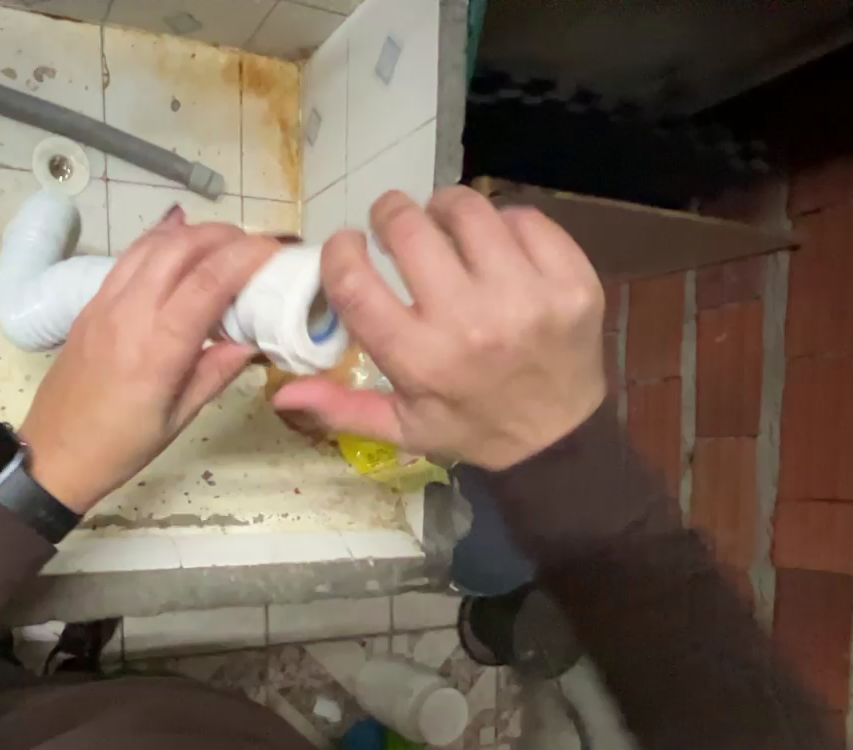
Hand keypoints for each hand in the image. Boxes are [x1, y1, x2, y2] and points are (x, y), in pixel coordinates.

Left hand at [21, 211, 279, 513]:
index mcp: (157, 349)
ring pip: (150, 244)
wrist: (54, 453)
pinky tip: (181, 253)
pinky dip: (161, 244)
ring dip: (191, 235)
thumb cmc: (121, 446)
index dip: (245, 258)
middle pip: (179, 248)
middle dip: (221, 236)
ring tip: (222, 245)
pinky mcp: (90, 304)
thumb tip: (251, 341)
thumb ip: (215, 373)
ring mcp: (104, 304)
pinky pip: (129, 259)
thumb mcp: (178, 419)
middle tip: (252, 246)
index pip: (207, 283)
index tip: (274, 251)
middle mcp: (129, 314)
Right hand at [270, 187, 608, 469]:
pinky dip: (502, 223)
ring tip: (441, 222)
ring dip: (444, 208)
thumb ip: (342, 407)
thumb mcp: (402, 428)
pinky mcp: (570, 280)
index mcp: (419, 360)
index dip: (340, 252)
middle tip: (390, 221)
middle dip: (389, 213)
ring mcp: (526, 296)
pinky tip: (494, 245)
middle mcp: (469, 322)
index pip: (355, 284)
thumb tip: (281, 392)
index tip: (347, 246)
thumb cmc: (468, 428)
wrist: (557, 438)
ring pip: (468, 210)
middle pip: (409, 230)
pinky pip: (524, 218)